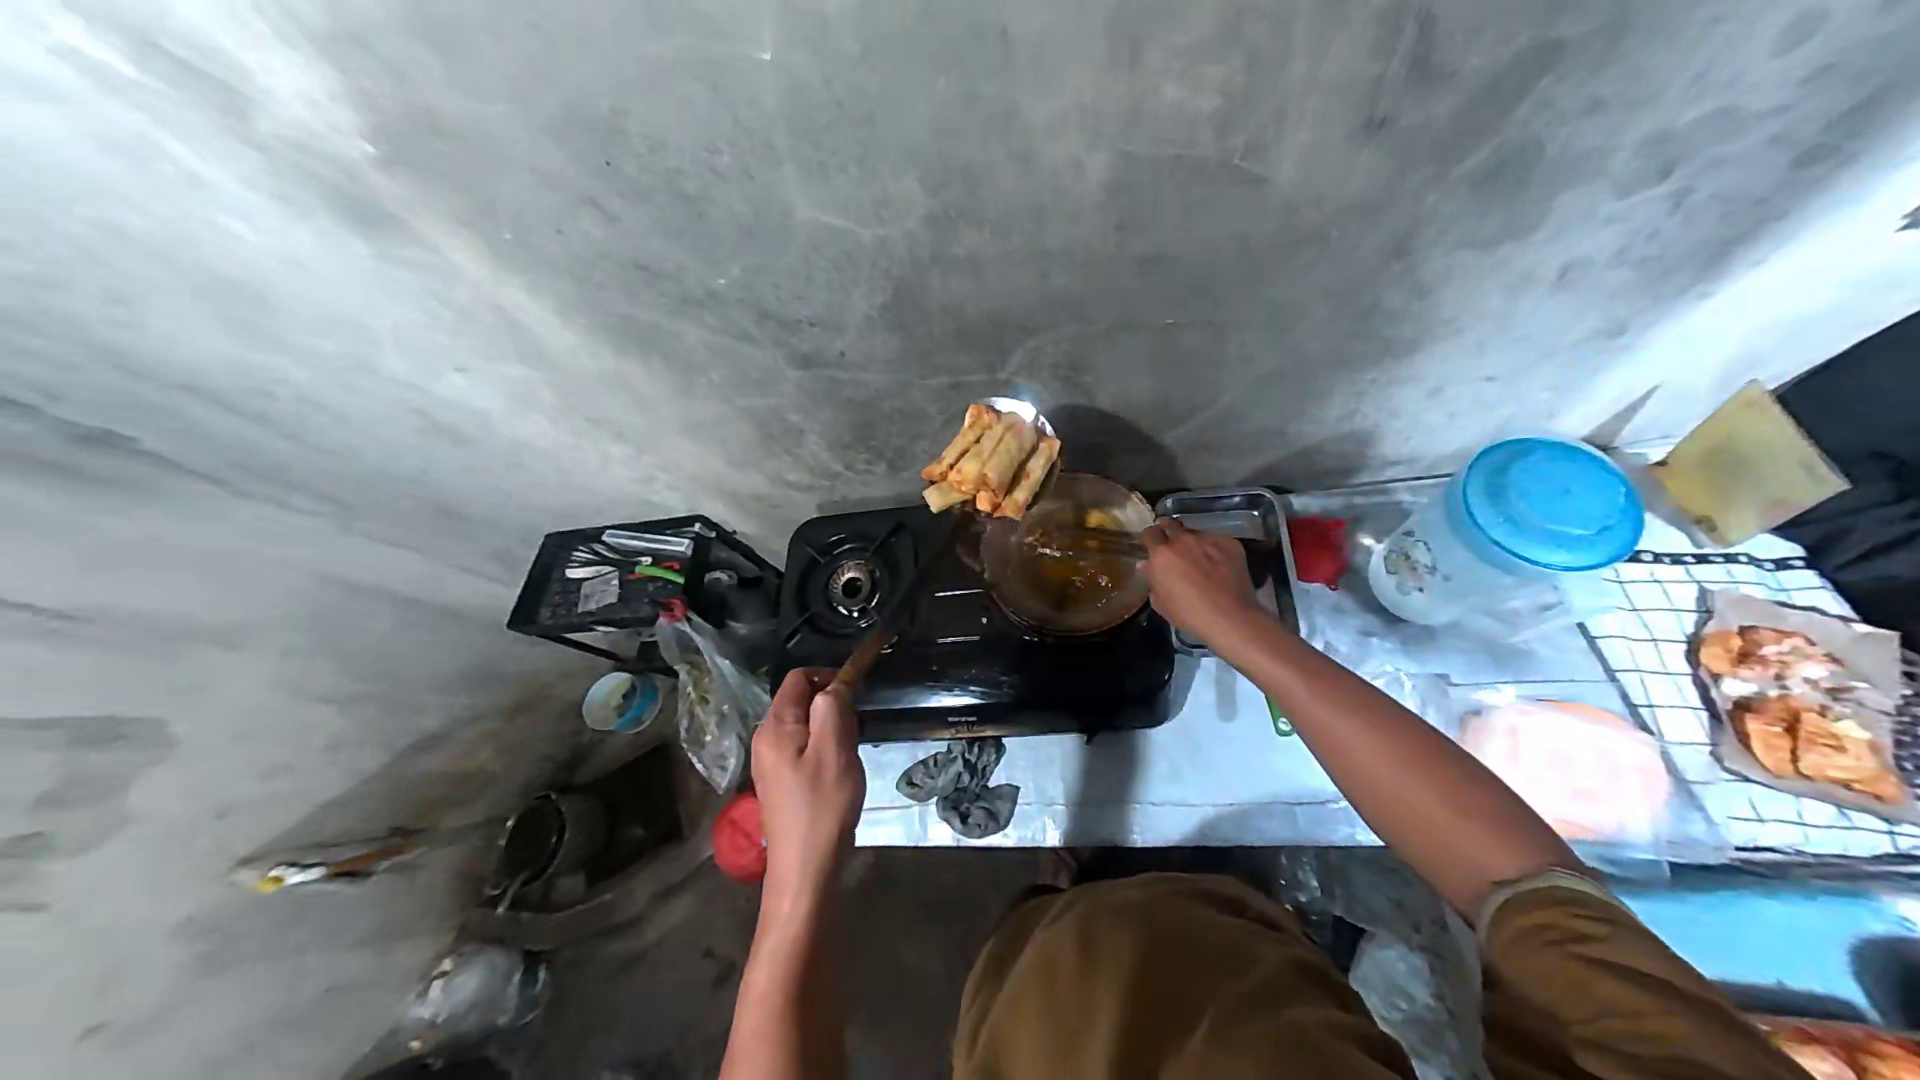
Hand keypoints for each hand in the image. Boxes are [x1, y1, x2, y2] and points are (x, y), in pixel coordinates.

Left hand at [751, 669, 865, 894]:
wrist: (806, 869)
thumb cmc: (823, 805)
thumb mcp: (834, 749)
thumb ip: (833, 707)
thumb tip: (835, 683)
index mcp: (774, 726)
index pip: (798, 678)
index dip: (829, 675)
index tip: (858, 693)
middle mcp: (765, 738)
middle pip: (801, 699)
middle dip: (832, 704)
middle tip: (856, 728)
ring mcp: (770, 761)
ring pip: (805, 724)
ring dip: (831, 727)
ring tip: (850, 751)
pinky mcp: (780, 780)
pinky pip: (803, 746)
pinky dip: (825, 747)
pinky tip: (839, 770)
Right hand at [1140, 517, 1265, 643]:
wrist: (1230, 617)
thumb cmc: (1188, 614)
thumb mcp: (1160, 602)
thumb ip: (1152, 578)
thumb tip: (1147, 565)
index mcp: (1162, 554)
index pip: (1150, 533)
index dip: (1151, 539)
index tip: (1154, 546)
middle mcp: (1183, 540)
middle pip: (1171, 524)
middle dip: (1169, 532)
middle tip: (1173, 547)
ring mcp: (1208, 539)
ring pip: (1195, 534)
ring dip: (1193, 542)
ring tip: (1200, 559)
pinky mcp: (1230, 543)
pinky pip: (1216, 541)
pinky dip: (1213, 549)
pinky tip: (1219, 565)